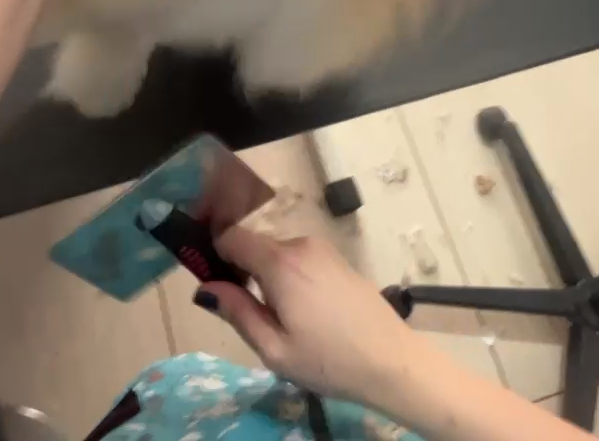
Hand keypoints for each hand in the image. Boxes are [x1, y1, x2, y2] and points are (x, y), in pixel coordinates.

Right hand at [196, 225, 438, 407]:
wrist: (393, 361)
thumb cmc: (329, 360)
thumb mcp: (274, 349)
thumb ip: (237, 312)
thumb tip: (206, 287)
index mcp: (279, 262)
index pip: (232, 236)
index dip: (216, 255)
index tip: (216, 284)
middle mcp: (299, 243)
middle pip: (255, 245)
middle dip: (244, 271)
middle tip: (251, 314)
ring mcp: (321, 248)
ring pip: (277, 253)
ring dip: (268, 276)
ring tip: (284, 319)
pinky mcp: (336, 257)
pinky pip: (298, 258)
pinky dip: (290, 276)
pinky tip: (306, 311)